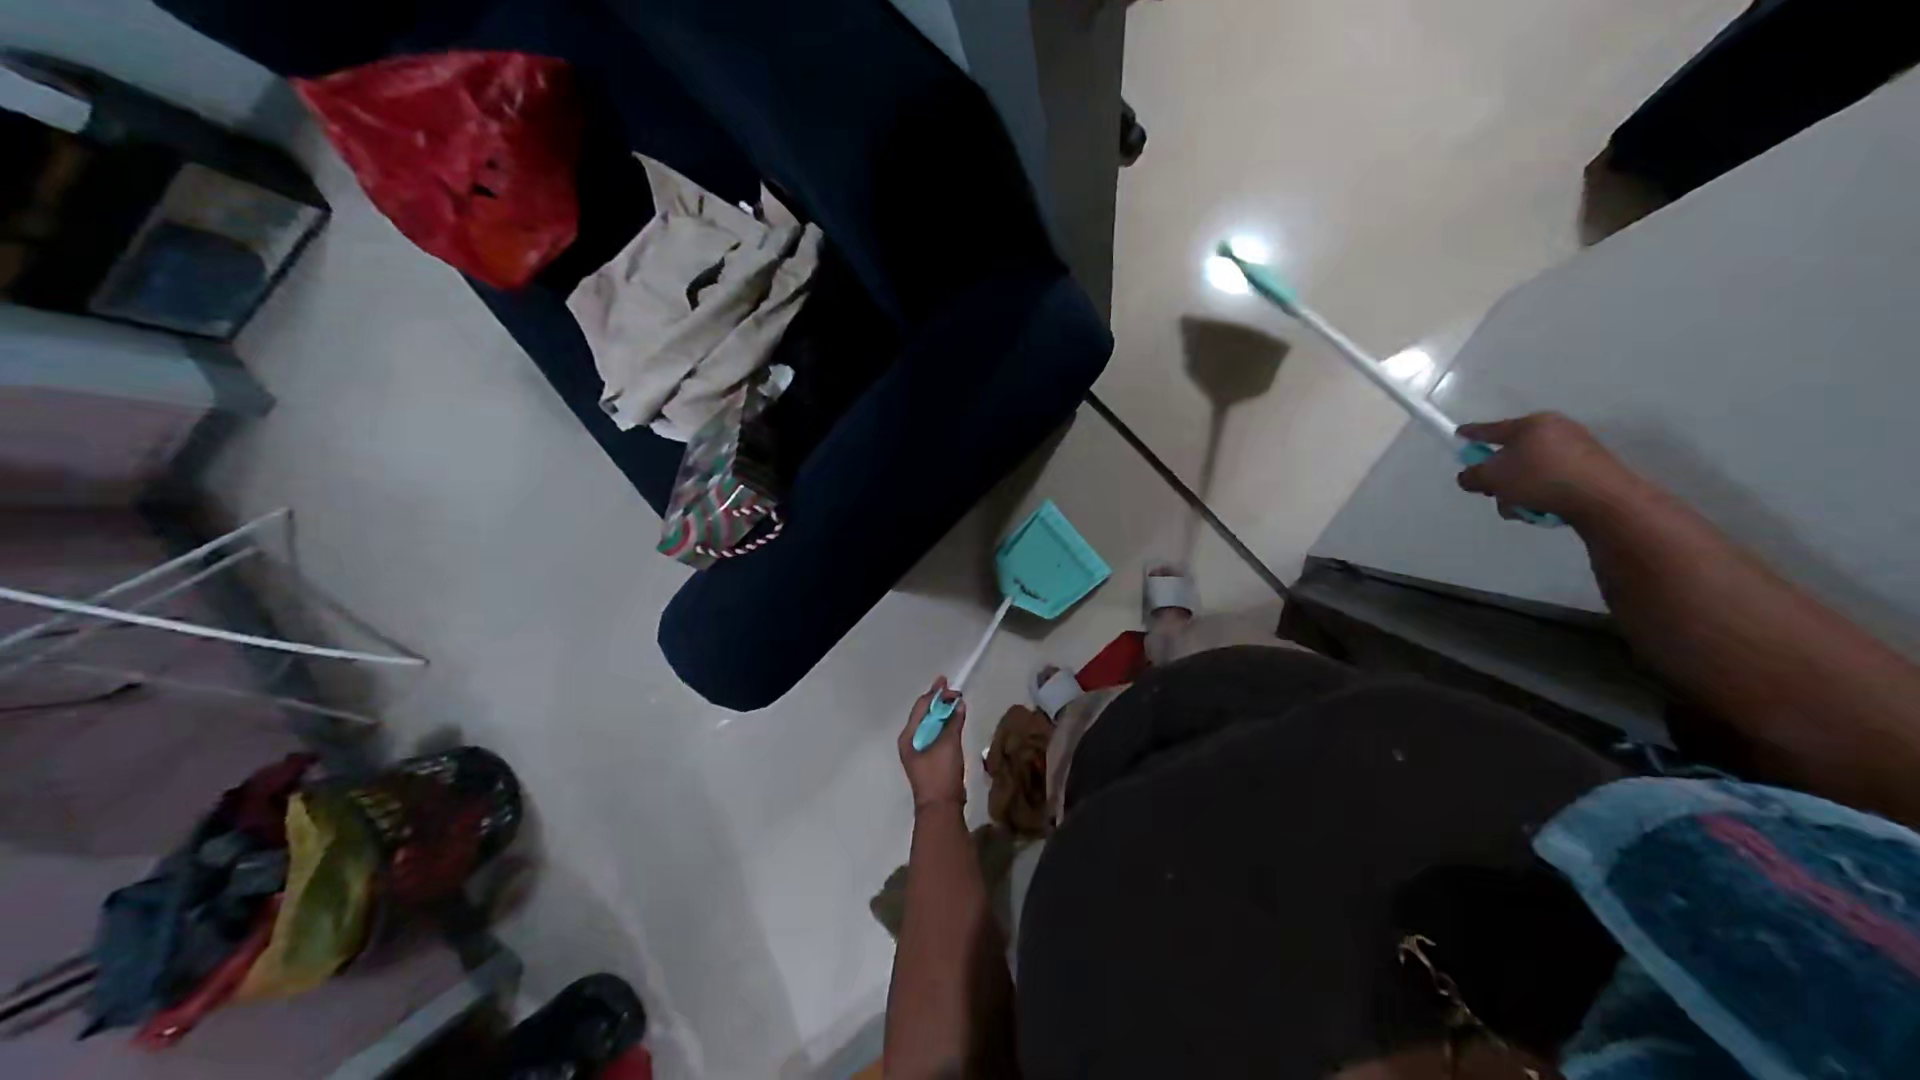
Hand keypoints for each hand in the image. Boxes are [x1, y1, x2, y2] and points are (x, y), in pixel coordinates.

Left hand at [898, 677, 967, 811]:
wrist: (941, 807)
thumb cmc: (940, 773)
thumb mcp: (949, 744)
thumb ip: (953, 721)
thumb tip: (958, 704)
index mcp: (909, 736)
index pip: (921, 707)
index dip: (934, 693)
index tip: (946, 682)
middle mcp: (910, 741)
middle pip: (924, 714)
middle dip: (938, 701)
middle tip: (953, 691)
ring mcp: (918, 751)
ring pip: (930, 725)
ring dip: (942, 713)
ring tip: (954, 702)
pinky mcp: (928, 759)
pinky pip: (935, 735)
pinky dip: (944, 726)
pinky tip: (954, 722)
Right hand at [1457, 412, 1645, 524]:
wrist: (1602, 498)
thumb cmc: (1540, 479)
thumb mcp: (1491, 479)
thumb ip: (1471, 476)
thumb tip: (1471, 476)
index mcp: (1530, 424)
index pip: (1490, 429)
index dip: (1470, 434)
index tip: (1459, 435)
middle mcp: (1555, 429)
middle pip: (1512, 452)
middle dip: (1500, 475)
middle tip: (1496, 491)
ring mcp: (1578, 447)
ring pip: (1530, 469)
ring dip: (1519, 489)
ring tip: (1522, 507)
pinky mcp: (1592, 466)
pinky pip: (1552, 477)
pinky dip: (1542, 492)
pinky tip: (1543, 507)